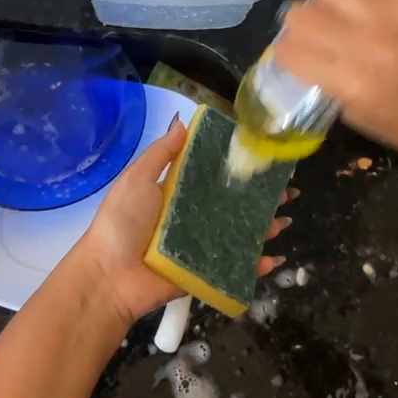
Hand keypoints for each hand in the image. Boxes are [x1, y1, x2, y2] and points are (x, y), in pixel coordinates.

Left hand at [64, 119, 291, 326]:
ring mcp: (199, 248)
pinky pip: (234, 268)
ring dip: (264, 229)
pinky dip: (255, 266)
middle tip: (288, 191)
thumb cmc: (122, 221)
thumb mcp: (138, 178)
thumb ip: (161, 153)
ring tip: (285, 220)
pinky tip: (275, 259)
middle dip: (260, 200)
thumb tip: (183, 122)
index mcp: (175, 194)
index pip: (212, 177)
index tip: (263, 160)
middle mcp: (190, 218)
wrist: (110, 275)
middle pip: (232, 206)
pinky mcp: (203, 273)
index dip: (236, 170)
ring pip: (239, 235)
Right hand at [274, 0, 397, 170]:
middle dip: (301, 24)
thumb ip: (330, 86)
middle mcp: (372, 45)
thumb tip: (302, 55)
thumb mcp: (366, 121)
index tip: (296, 54)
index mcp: (355, 85)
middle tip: (318, 29)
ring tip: (347, 6)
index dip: (287, 53)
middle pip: (303, 15)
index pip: (290, 52)